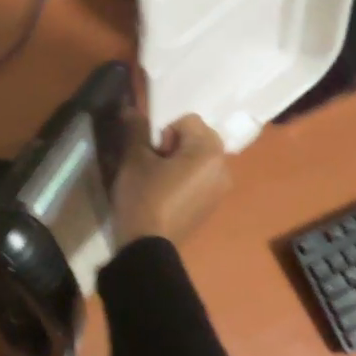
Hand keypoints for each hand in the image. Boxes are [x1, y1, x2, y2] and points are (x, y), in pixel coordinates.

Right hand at [114, 113, 230, 247]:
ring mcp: (220, 189)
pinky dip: (185, 183)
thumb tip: (132, 109)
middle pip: (197, 139)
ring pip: (199, 161)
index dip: (163, 134)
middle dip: (174, 147)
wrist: (148, 246)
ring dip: (180, 165)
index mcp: (209, 150)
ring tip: (158, 186)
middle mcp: (223, 165)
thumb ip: (136, 131)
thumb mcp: (134, 161)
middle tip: (153, 169)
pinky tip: (165, 200)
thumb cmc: (143, 198)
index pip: (187, 120)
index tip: (150, 156)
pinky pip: (200, 181)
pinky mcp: (212, 206)